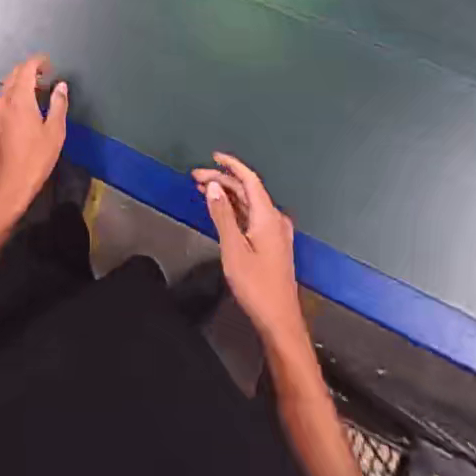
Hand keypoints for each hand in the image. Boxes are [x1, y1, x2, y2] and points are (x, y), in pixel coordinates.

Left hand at [0, 54, 68, 219]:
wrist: (10, 182)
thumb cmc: (36, 158)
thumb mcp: (55, 130)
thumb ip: (58, 104)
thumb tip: (61, 86)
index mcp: (19, 100)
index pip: (26, 69)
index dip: (38, 62)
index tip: (50, 63)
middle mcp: (4, 101)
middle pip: (14, 75)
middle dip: (30, 70)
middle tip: (47, 74)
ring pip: (8, 86)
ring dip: (23, 82)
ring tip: (40, 89)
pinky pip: (5, 98)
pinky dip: (17, 94)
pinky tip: (29, 105)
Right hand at [193, 153, 306, 346]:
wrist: (279, 318)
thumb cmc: (256, 286)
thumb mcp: (233, 249)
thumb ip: (223, 216)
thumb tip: (215, 188)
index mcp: (268, 216)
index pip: (249, 180)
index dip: (232, 165)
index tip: (214, 157)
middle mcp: (274, 219)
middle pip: (247, 191)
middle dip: (222, 181)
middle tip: (196, 178)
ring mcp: (275, 231)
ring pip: (248, 204)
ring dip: (227, 195)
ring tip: (203, 189)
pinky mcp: (271, 243)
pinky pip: (251, 216)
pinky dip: (234, 209)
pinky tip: (220, 209)